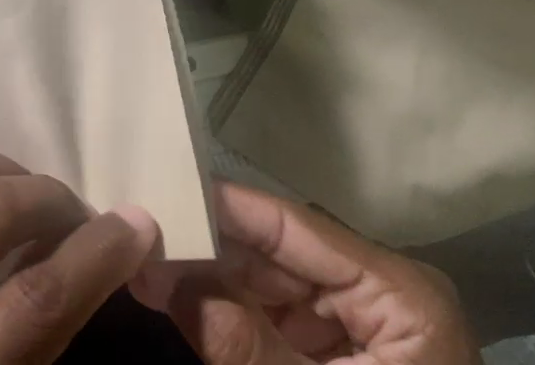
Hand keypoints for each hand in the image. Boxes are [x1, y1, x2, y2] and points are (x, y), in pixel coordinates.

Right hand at [132, 183, 479, 364]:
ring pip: (268, 281)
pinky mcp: (342, 348)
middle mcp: (380, 289)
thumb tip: (161, 275)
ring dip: (208, 276)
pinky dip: (227, 310)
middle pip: (277, 250)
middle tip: (136, 232)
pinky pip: (275, 315)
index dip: (223, 205)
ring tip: (142, 260)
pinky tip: (176, 295)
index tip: (158, 186)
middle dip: (207, 246)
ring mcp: (361, 319)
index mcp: (399, 292)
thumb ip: (242, 344)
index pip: (294, 225)